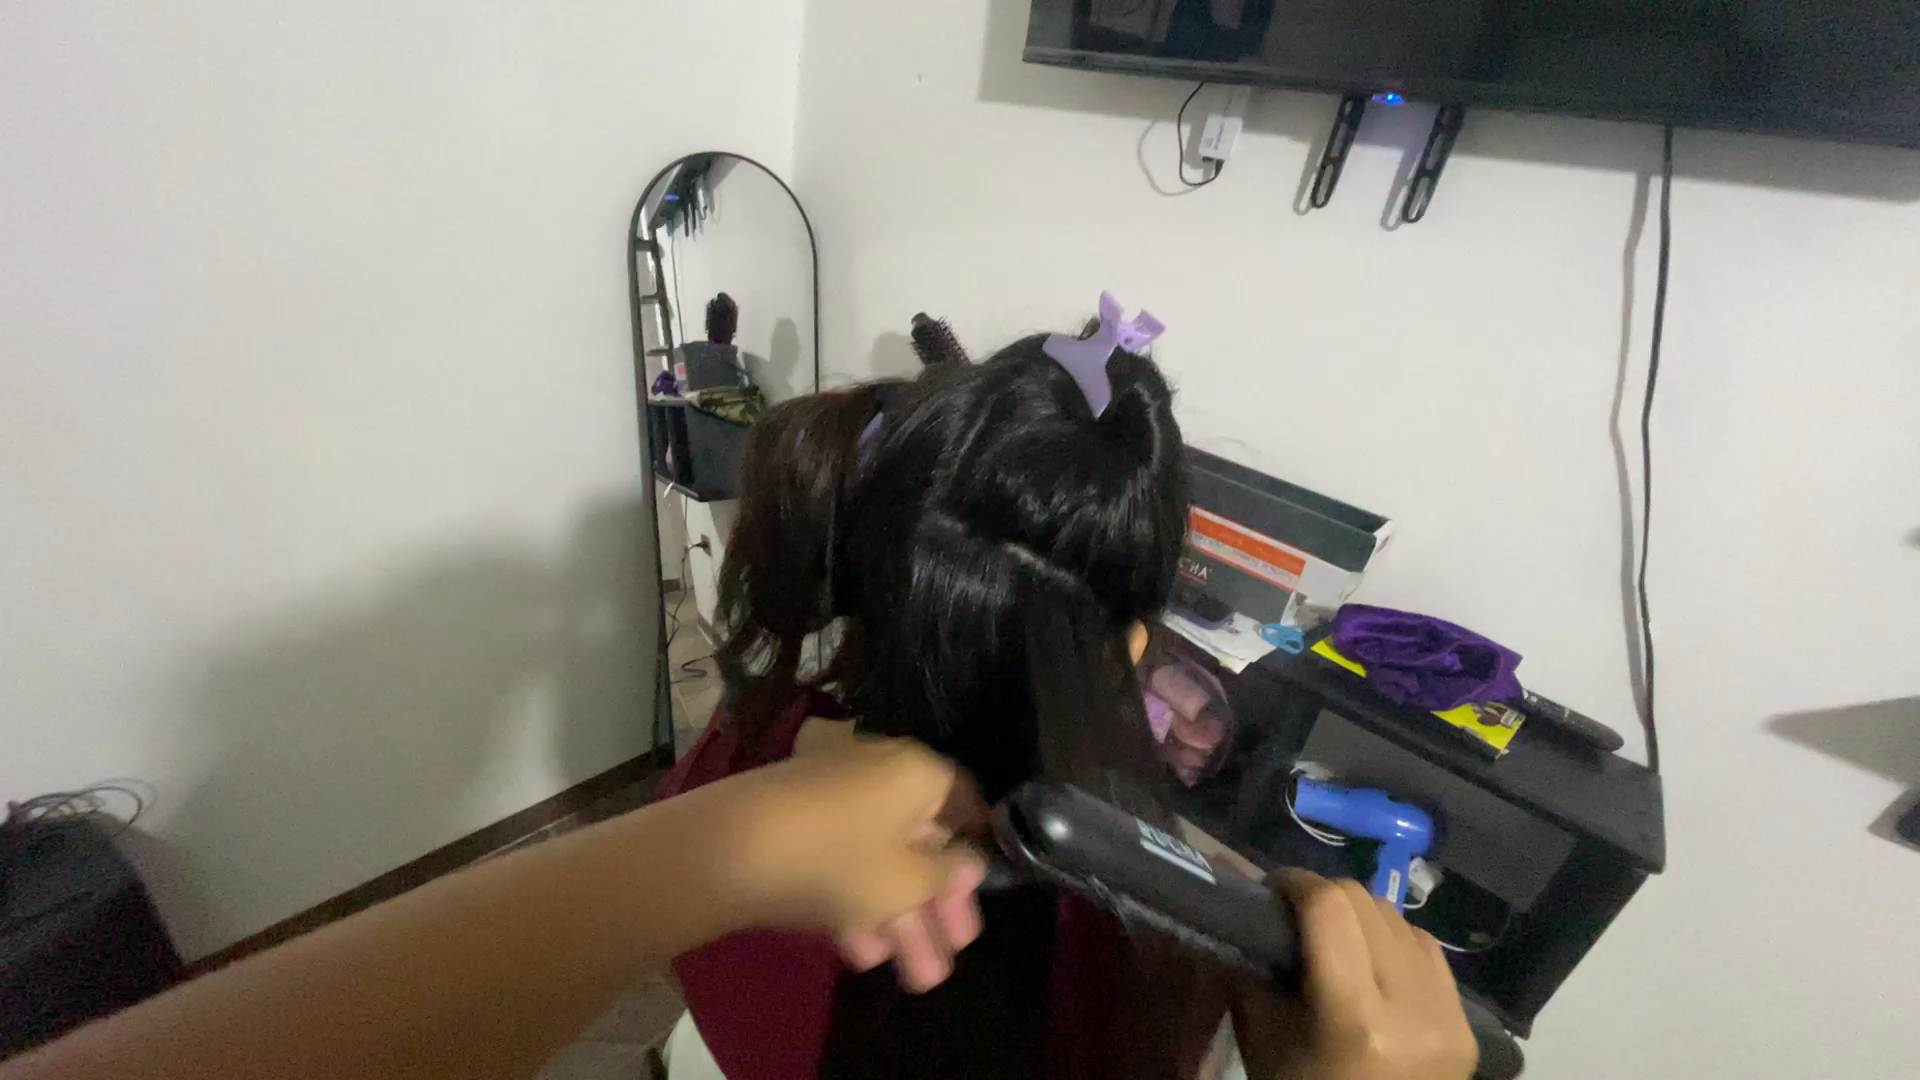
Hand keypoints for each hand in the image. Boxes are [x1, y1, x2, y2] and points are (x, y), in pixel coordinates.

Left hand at [722, 737, 988, 988]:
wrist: (734, 846)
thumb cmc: (841, 857)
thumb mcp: (908, 880)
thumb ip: (948, 874)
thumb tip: (970, 863)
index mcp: (916, 770)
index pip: (964, 800)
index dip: (976, 847)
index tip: (981, 887)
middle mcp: (881, 769)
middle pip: (921, 837)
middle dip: (936, 901)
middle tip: (951, 948)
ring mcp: (836, 791)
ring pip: (881, 853)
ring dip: (900, 913)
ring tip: (914, 973)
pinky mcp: (802, 816)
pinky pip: (844, 853)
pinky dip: (857, 894)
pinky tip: (861, 950)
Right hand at [1231, 870, 1476, 1079]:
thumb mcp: (1259, 1029)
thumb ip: (1255, 963)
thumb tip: (1251, 908)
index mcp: (1354, 1015)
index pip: (1328, 905)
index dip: (1294, 882)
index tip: (1271, 890)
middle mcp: (1411, 1009)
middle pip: (1362, 901)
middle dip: (1322, 895)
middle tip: (1296, 914)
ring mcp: (1447, 1018)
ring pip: (1394, 916)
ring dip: (1358, 915)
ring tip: (1334, 938)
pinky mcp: (1466, 1026)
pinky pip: (1424, 945)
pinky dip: (1392, 939)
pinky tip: (1372, 961)